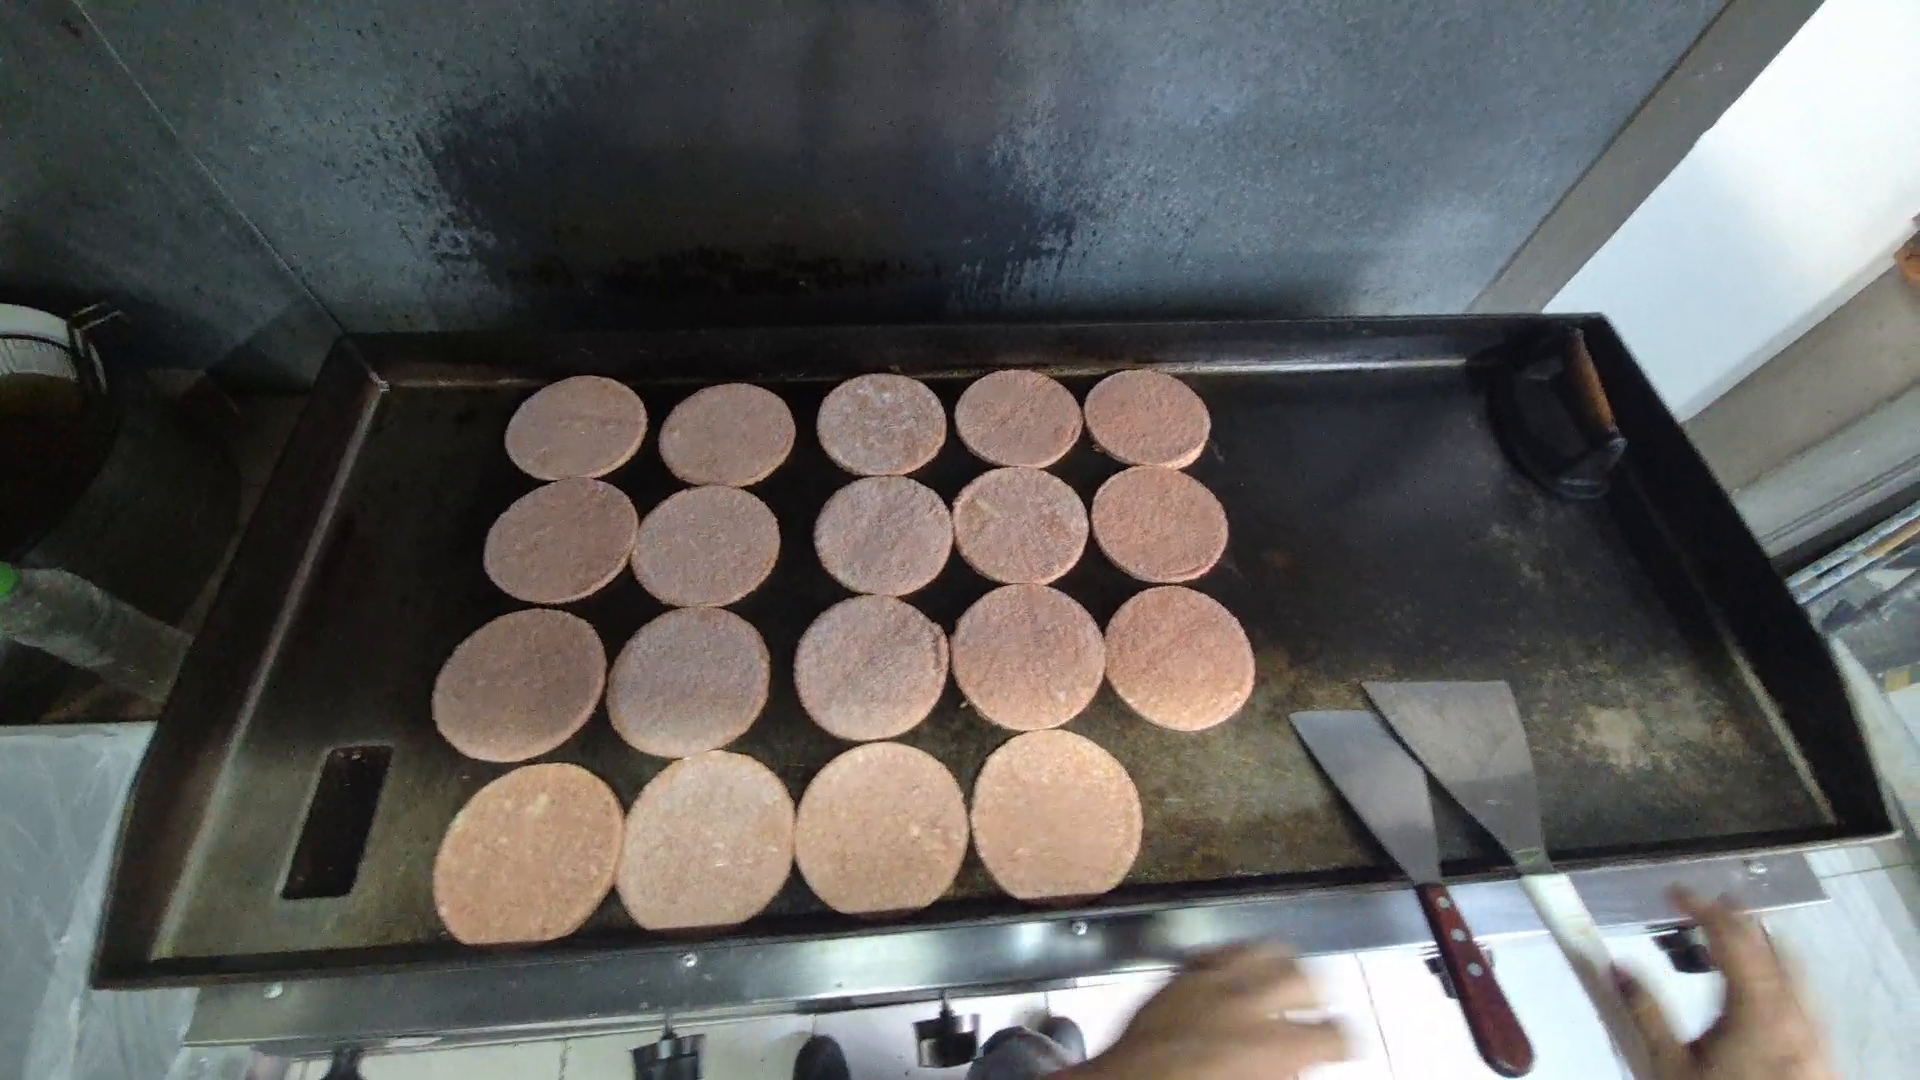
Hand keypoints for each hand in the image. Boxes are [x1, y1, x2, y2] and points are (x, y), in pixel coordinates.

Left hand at [1066, 945, 1350, 1079]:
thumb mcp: (1263, 1079)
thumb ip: (1283, 1070)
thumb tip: (1296, 1062)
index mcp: (1278, 1047)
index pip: (1335, 1032)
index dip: (1346, 1039)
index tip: (1345, 1042)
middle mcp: (1249, 1004)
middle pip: (1302, 976)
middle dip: (1316, 992)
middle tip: (1317, 1007)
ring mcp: (1212, 982)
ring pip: (1261, 950)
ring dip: (1278, 964)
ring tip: (1282, 977)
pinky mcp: (1181, 973)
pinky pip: (1218, 952)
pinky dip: (1236, 959)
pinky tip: (1236, 971)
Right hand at [1617, 887, 1835, 1079]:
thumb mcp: (1668, 1064)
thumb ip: (1643, 1011)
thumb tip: (1616, 964)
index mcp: (1760, 1016)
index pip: (1736, 943)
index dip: (1704, 908)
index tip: (1674, 890)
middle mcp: (1799, 1023)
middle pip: (1779, 954)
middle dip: (1743, 921)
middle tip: (1706, 903)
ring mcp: (1817, 1042)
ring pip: (1798, 977)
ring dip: (1761, 947)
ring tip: (1726, 937)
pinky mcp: (1823, 1060)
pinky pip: (1804, 1000)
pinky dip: (1777, 975)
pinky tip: (1755, 985)